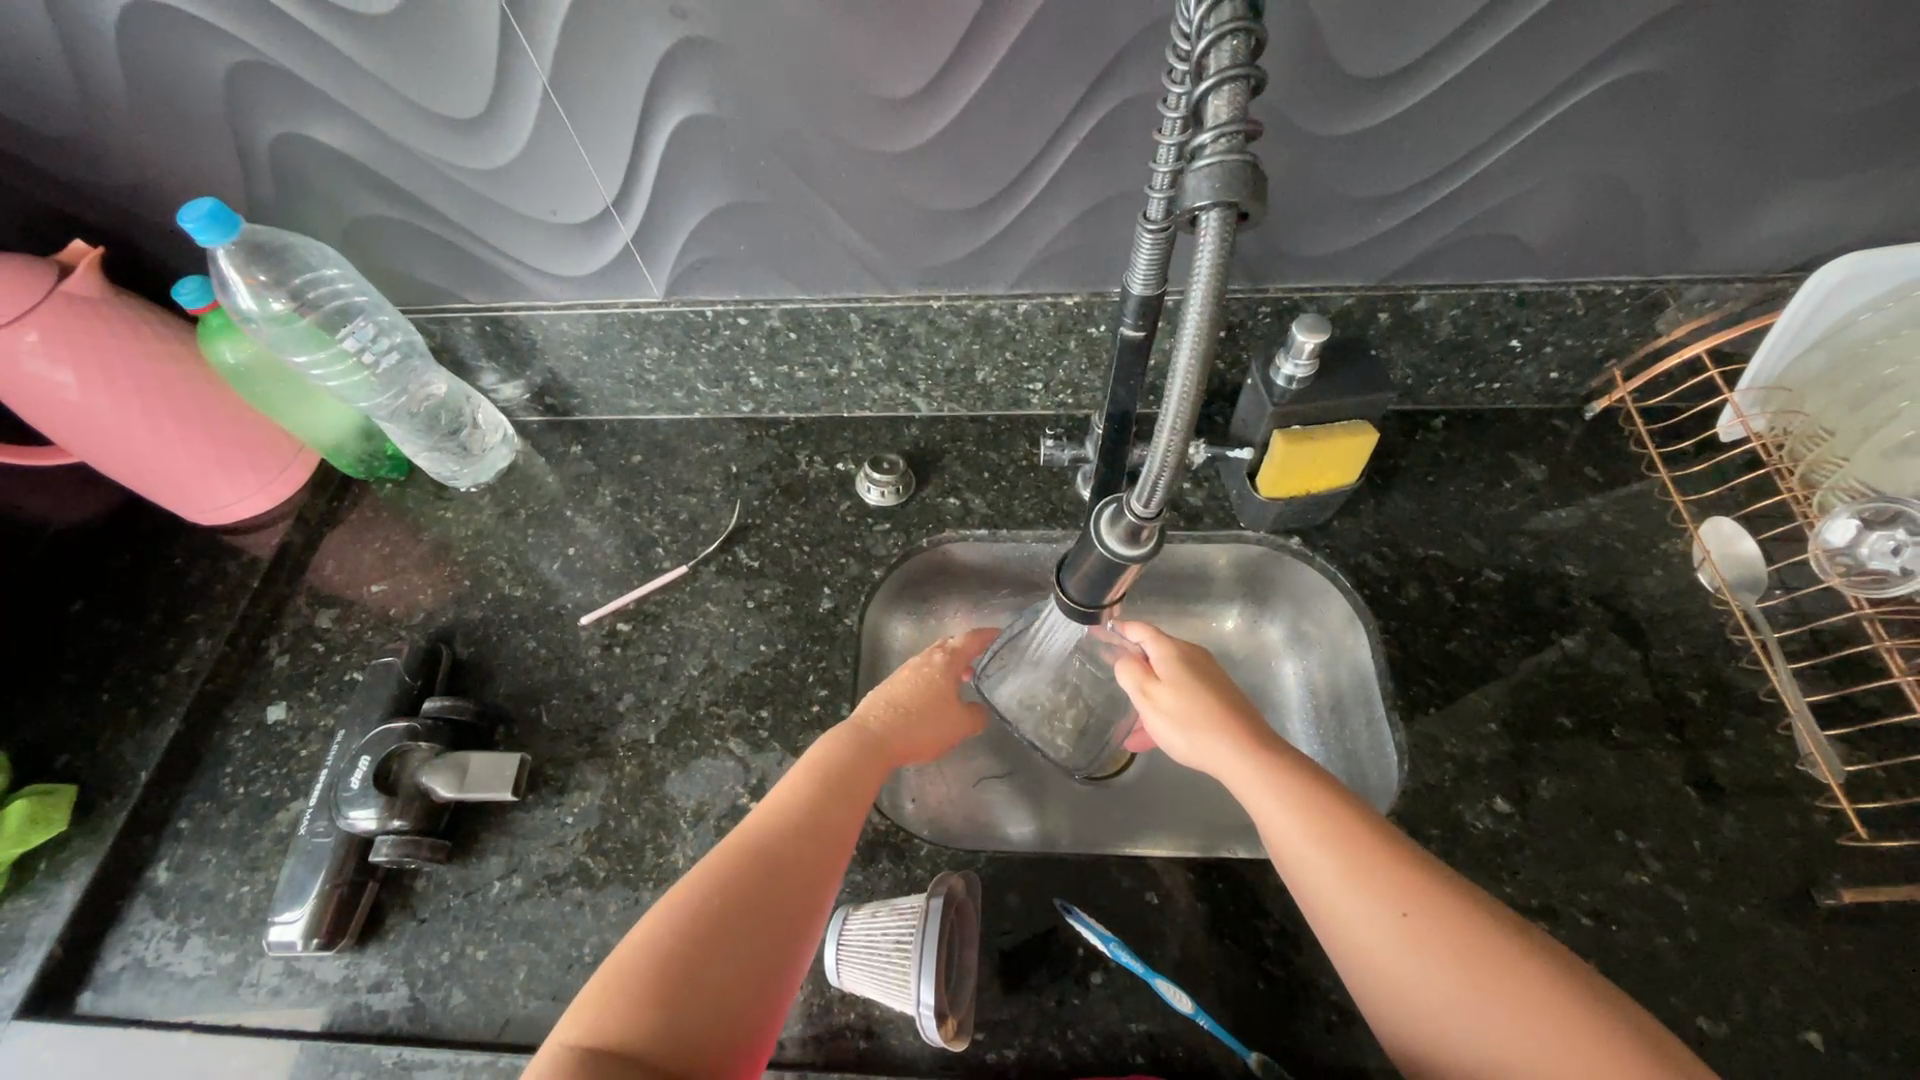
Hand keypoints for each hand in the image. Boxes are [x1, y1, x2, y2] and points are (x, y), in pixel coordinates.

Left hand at [844, 628, 996, 767]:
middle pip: (948, 645)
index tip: (1000, 634)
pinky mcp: (890, 686)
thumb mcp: (960, 726)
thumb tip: (978, 710)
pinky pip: (918, 675)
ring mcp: (904, 671)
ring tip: (960, 683)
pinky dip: (931, 680)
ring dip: (947, 667)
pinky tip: (932, 701)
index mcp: (945, 662)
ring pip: (931, 660)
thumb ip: (976, 715)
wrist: (871, 738)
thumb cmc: (921, 726)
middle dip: (965, 650)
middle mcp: (923, 659)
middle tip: (980, 660)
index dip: (988, 636)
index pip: (971, 639)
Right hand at [1113, 621, 1282, 775]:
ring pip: (1168, 682)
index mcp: (1172, 651)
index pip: (1141, 630)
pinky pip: (1181, 699)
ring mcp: (1207, 678)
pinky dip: (1164, 713)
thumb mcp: (1148, 697)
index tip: (1102, 634)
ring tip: (1128, 727)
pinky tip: (1149, 740)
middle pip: (1155, 656)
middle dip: (1134, 669)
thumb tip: (1124, 658)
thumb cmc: (1188, 722)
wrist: (1245, 751)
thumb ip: (1129, 672)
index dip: (1120, 630)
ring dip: (1148, 699)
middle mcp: (1192, 657)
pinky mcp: (1217, 698)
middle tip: (1111, 684)